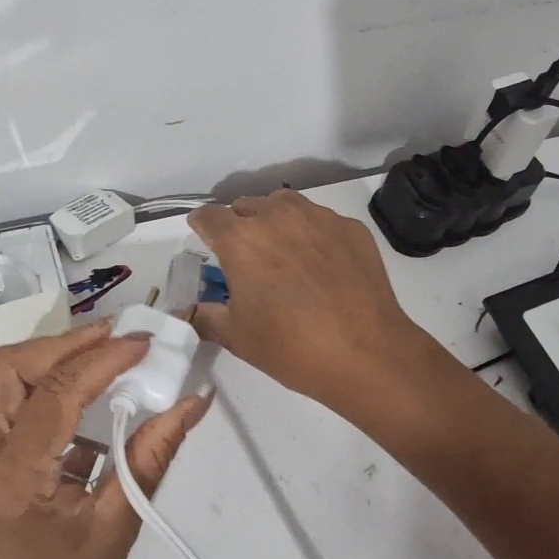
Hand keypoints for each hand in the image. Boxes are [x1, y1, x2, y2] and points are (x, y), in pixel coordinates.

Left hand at [0, 321, 212, 558]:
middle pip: (7, 369)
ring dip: (47, 361)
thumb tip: (194, 401)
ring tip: (101, 356)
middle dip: (65, 344)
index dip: (104, 359)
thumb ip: (151, 456)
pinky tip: (75, 397)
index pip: (56, 394)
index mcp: (8, 484)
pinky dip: (34, 390)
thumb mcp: (116, 529)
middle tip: (116, 338)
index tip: (144, 342)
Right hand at [188, 190, 436, 411]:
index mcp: (241, 239)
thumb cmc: (291, 347)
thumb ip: (206, 317)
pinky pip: (321, 220)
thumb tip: (192, 312)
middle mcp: (277, 216)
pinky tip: (321, 266)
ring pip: (285, 205)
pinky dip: (312, 234)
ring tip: (283, 255)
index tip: (206, 242)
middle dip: (240, 226)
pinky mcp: (351, 228)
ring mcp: (319, 218)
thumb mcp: (237, 338)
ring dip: (275, 222)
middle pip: (246, 206)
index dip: (202, 228)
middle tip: (246, 259)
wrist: (365, 353)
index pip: (208, 216)